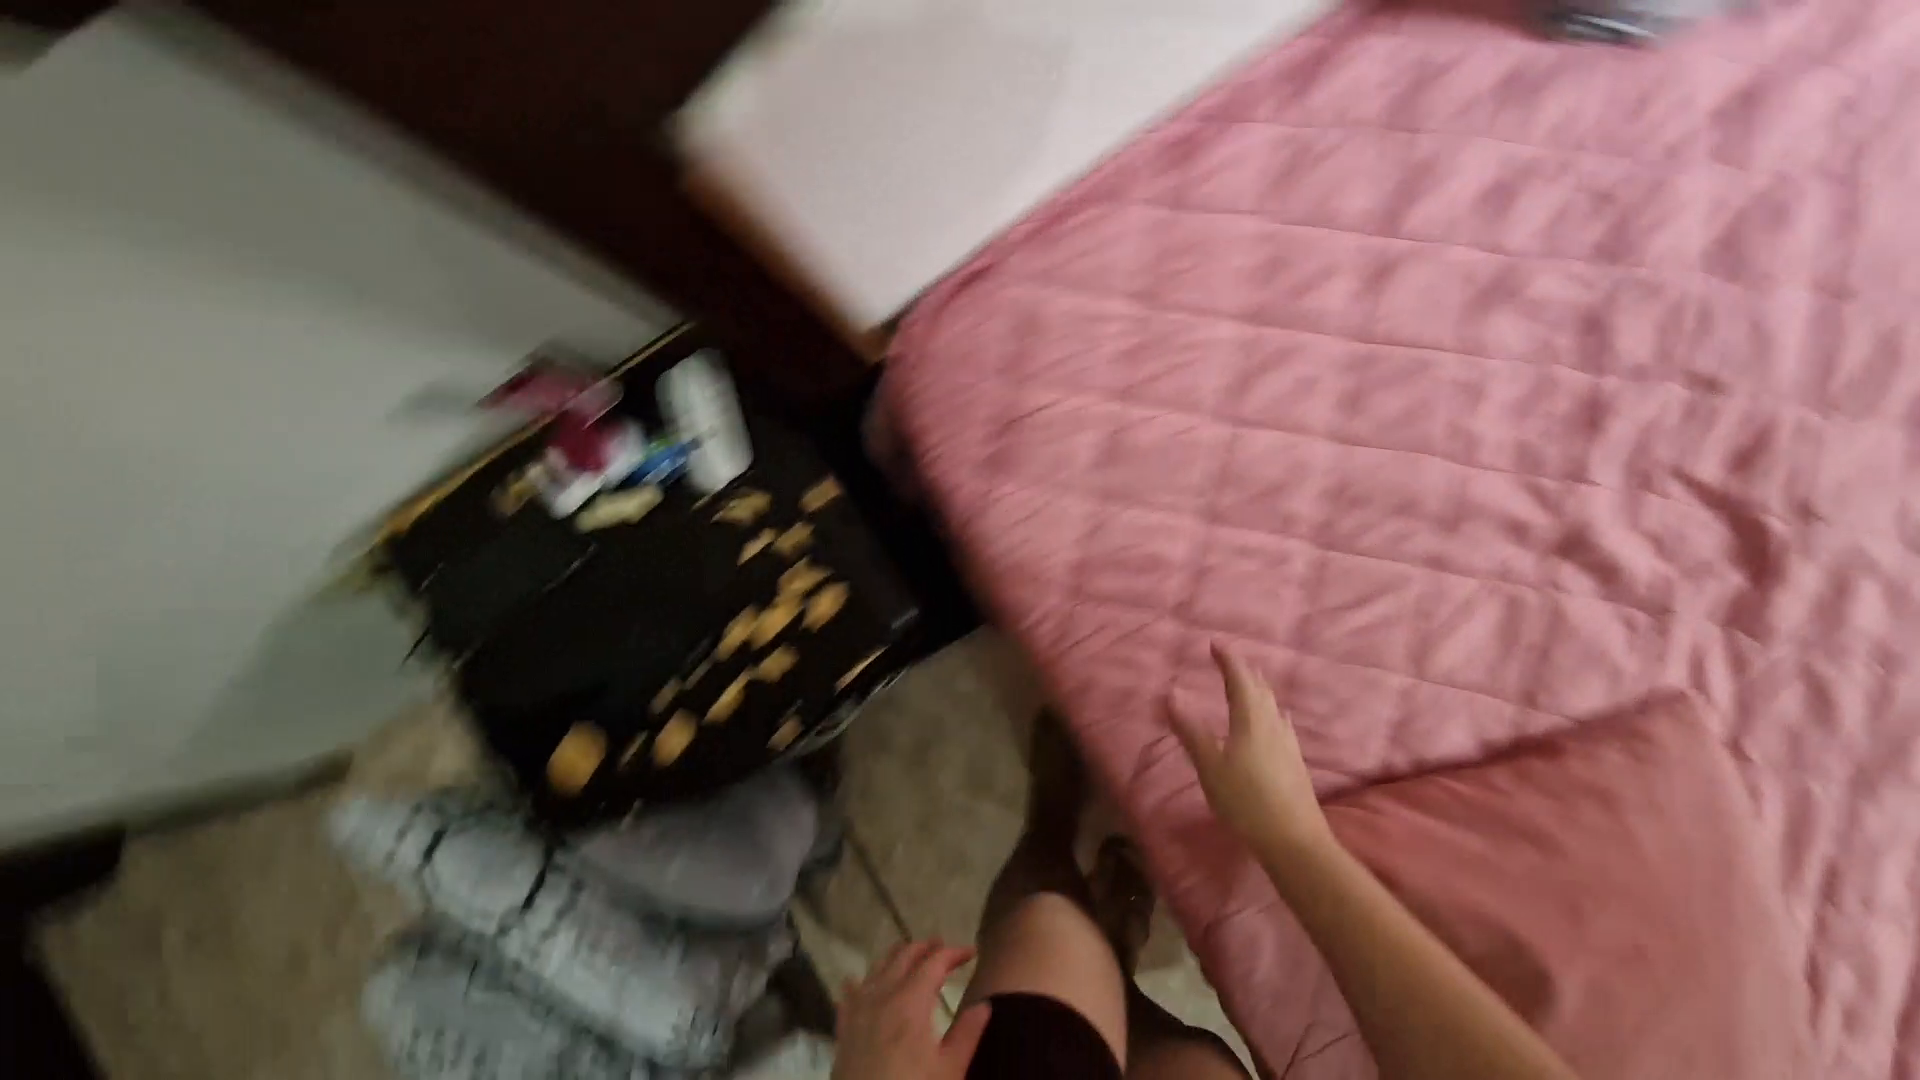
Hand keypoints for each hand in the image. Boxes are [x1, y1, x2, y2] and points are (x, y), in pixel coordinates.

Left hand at [832, 941, 990, 1079]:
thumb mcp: (950, 1071)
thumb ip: (967, 1033)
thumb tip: (984, 1004)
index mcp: (911, 1001)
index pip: (934, 962)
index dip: (954, 953)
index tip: (971, 953)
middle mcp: (883, 994)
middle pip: (904, 955)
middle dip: (926, 947)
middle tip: (943, 948)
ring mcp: (859, 1008)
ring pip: (877, 965)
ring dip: (897, 956)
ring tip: (912, 958)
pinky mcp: (844, 1027)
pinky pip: (850, 991)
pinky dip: (862, 980)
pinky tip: (864, 982)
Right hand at [1173, 643, 1333, 857]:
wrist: (1294, 839)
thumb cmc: (1246, 801)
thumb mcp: (1210, 766)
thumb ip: (1190, 730)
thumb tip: (1171, 694)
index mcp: (1251, 719)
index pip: (1239, 678)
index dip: (1227, 658)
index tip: (1214, 643)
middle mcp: (1273, 723)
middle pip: (1259, 688)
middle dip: (1242, 670)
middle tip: (1226, 660)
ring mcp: (1287, 741)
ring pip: (1271, 704)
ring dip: (1256, 688)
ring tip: (1244, 684)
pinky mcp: (1294, 759)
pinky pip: (1277, 720)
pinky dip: (1266, 708)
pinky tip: (1267, 721)